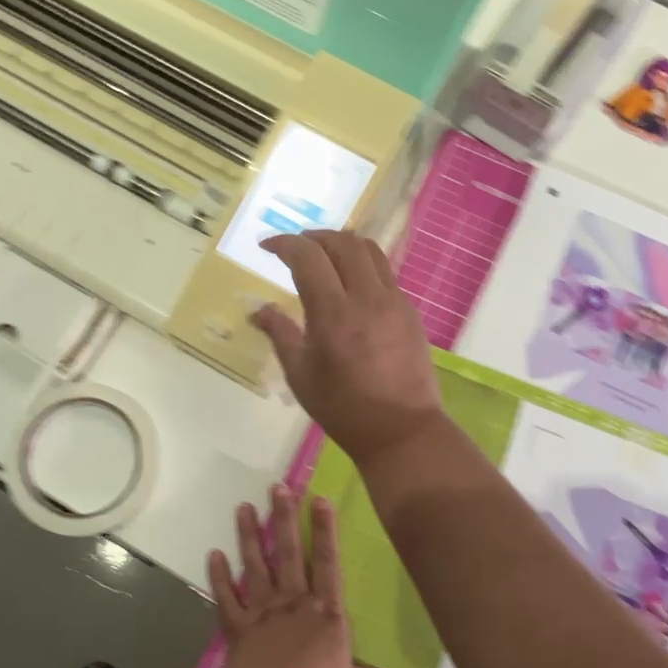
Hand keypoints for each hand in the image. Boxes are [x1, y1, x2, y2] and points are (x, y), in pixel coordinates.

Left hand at [206, 485, 409, 667]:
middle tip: (277, 487)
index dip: (326, 531)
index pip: (328, 563)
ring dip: (249, 536)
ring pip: (255, 565)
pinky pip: (226, 597)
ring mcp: (262, 610)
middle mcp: (293, 602)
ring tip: (243, 507)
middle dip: (285, 519)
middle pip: (289, 553)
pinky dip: (218, 576)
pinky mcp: (237, 625)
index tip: (319, 499)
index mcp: (325, 612)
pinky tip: (212, 554)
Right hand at [252, 231, 445, 465]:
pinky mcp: (409, 311)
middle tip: (295, 247)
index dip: (284, 243)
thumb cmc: (342, 408)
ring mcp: (394, 301)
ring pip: (369, 251)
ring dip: (342, 244)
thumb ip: (280, 333)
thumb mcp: (300, 374)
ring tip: (324, 254)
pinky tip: (350, 284)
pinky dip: (362, 265)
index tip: (267, 247)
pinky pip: (385, 273)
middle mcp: (366, 298)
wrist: (401, 430)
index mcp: (333, 314)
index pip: (307, 257)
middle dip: (314, 237)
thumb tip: (258, 310)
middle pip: (342, 243)